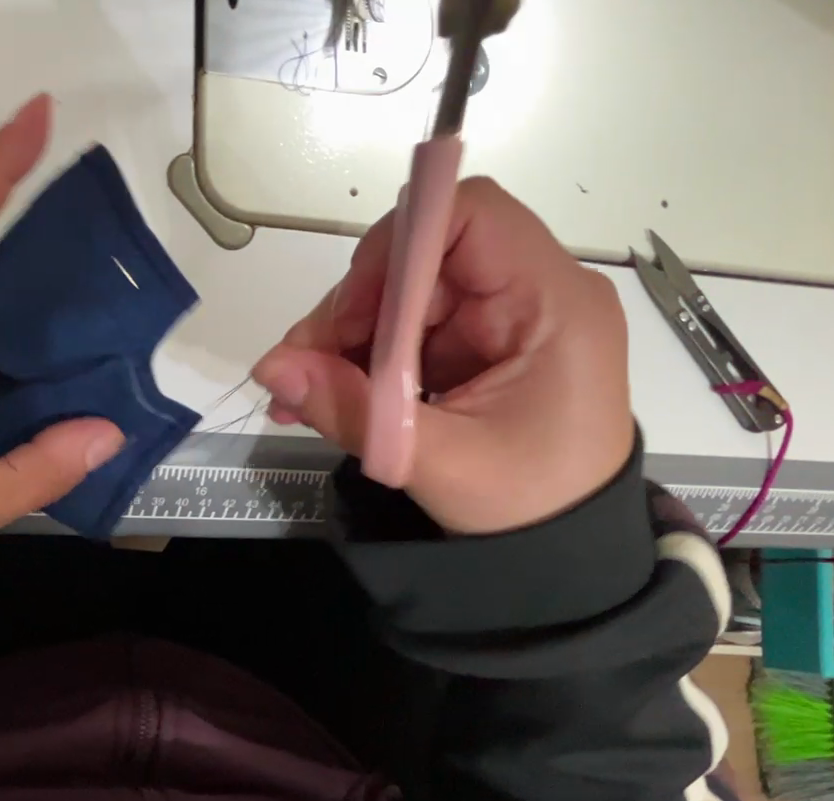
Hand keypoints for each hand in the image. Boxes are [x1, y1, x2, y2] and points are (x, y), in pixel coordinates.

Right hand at [253, 178, 633, 534]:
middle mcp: (526, 295)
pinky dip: (360, 362)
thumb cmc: (525, 504)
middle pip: (421, 259)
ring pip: (402, 297)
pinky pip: (404, 333)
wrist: (562, 550)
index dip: (398, 245)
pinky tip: (323, 396)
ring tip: (301, 394)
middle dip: (352, 308)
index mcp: (549, 304)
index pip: (471, 216)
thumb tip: (270, 367)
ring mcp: (498, 322)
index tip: (348, 313)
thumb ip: (350, 409)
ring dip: (343, 340)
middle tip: (301, 369)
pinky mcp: (473, 349)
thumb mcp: (433, 460)